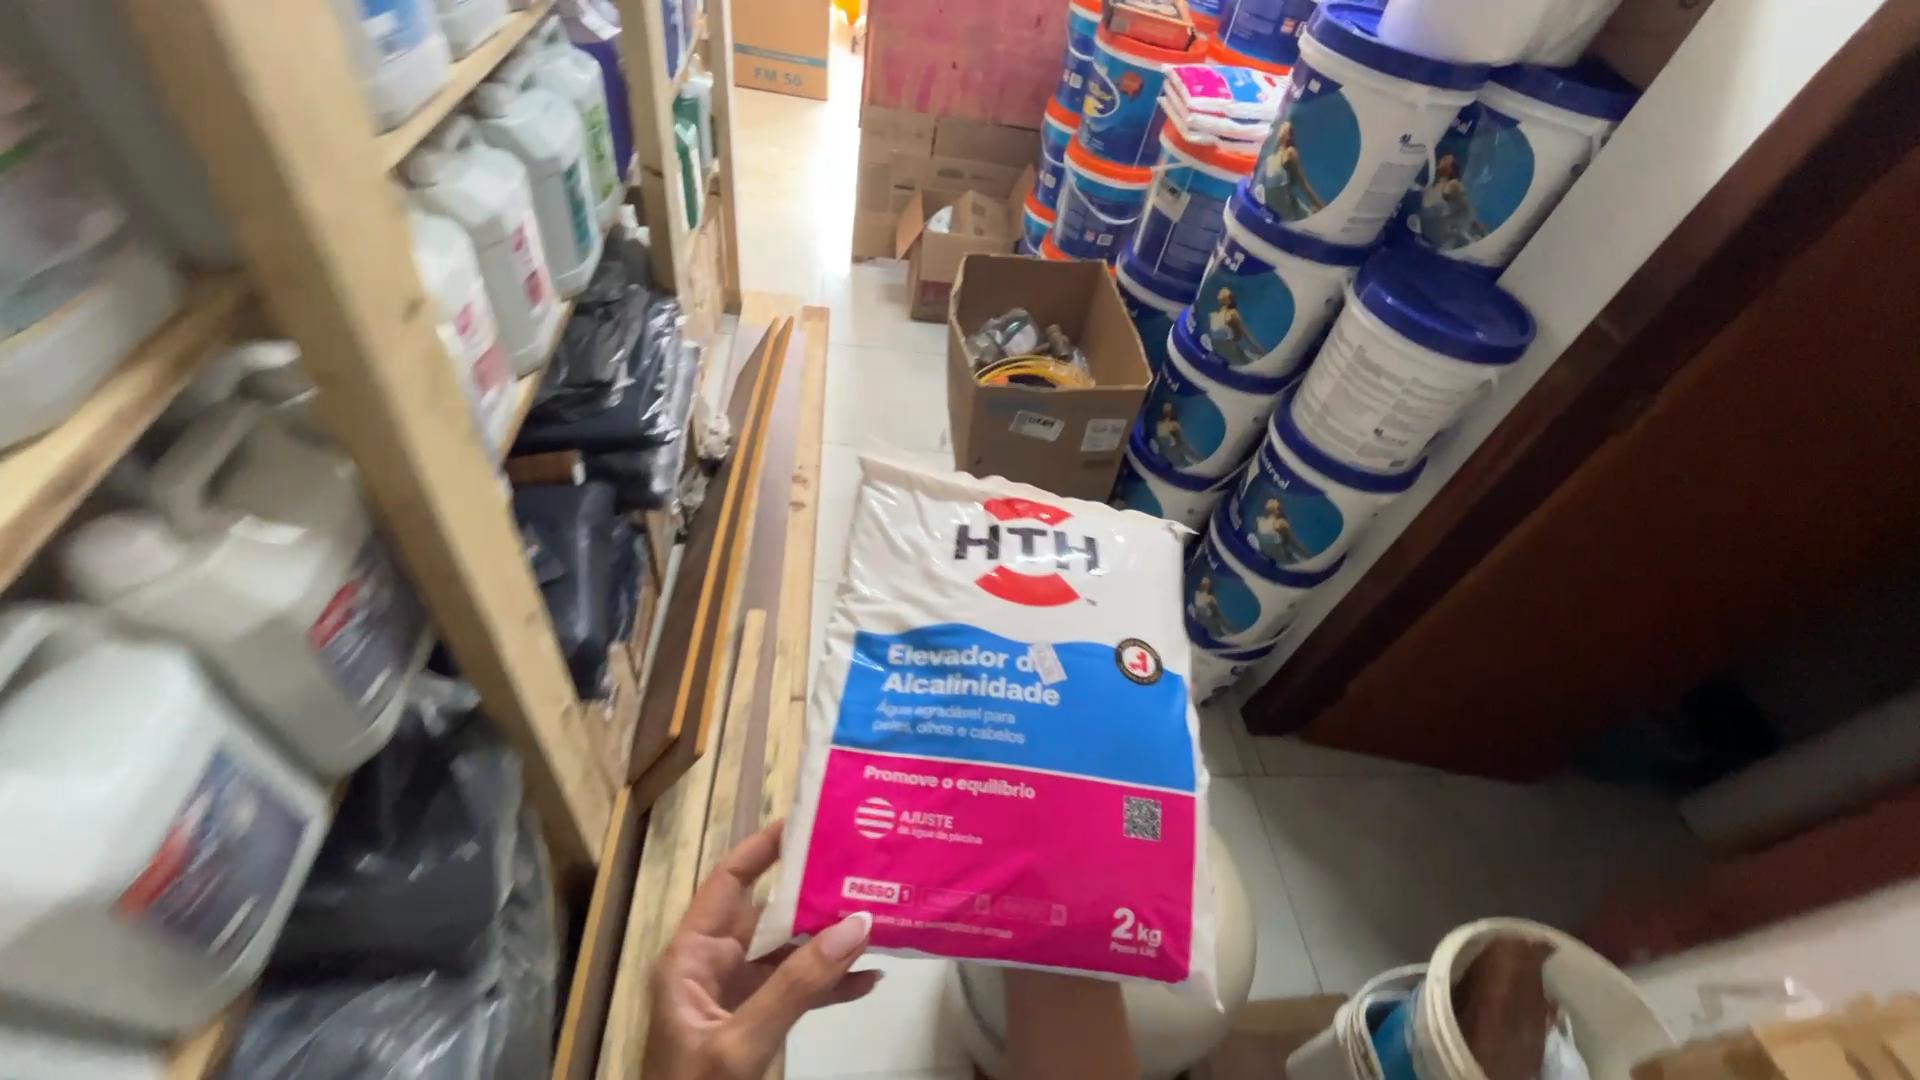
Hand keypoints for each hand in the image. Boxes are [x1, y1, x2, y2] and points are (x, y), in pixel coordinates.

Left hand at [647, 822, 882, 1078]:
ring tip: (881, 921)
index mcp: (691, 956)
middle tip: (865, 869)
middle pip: (770, 913)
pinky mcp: (758, 1023)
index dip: (766, 847)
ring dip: (834, 942)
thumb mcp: (742, 1042)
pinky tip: (871, 980)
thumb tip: (858, 922)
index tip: (812, 822)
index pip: (729, 881)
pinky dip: (834, 985)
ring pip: (791, 951)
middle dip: (818, 894)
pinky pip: (800, 991)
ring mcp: (738, 995)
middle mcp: (714, 965)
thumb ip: (798, 984)